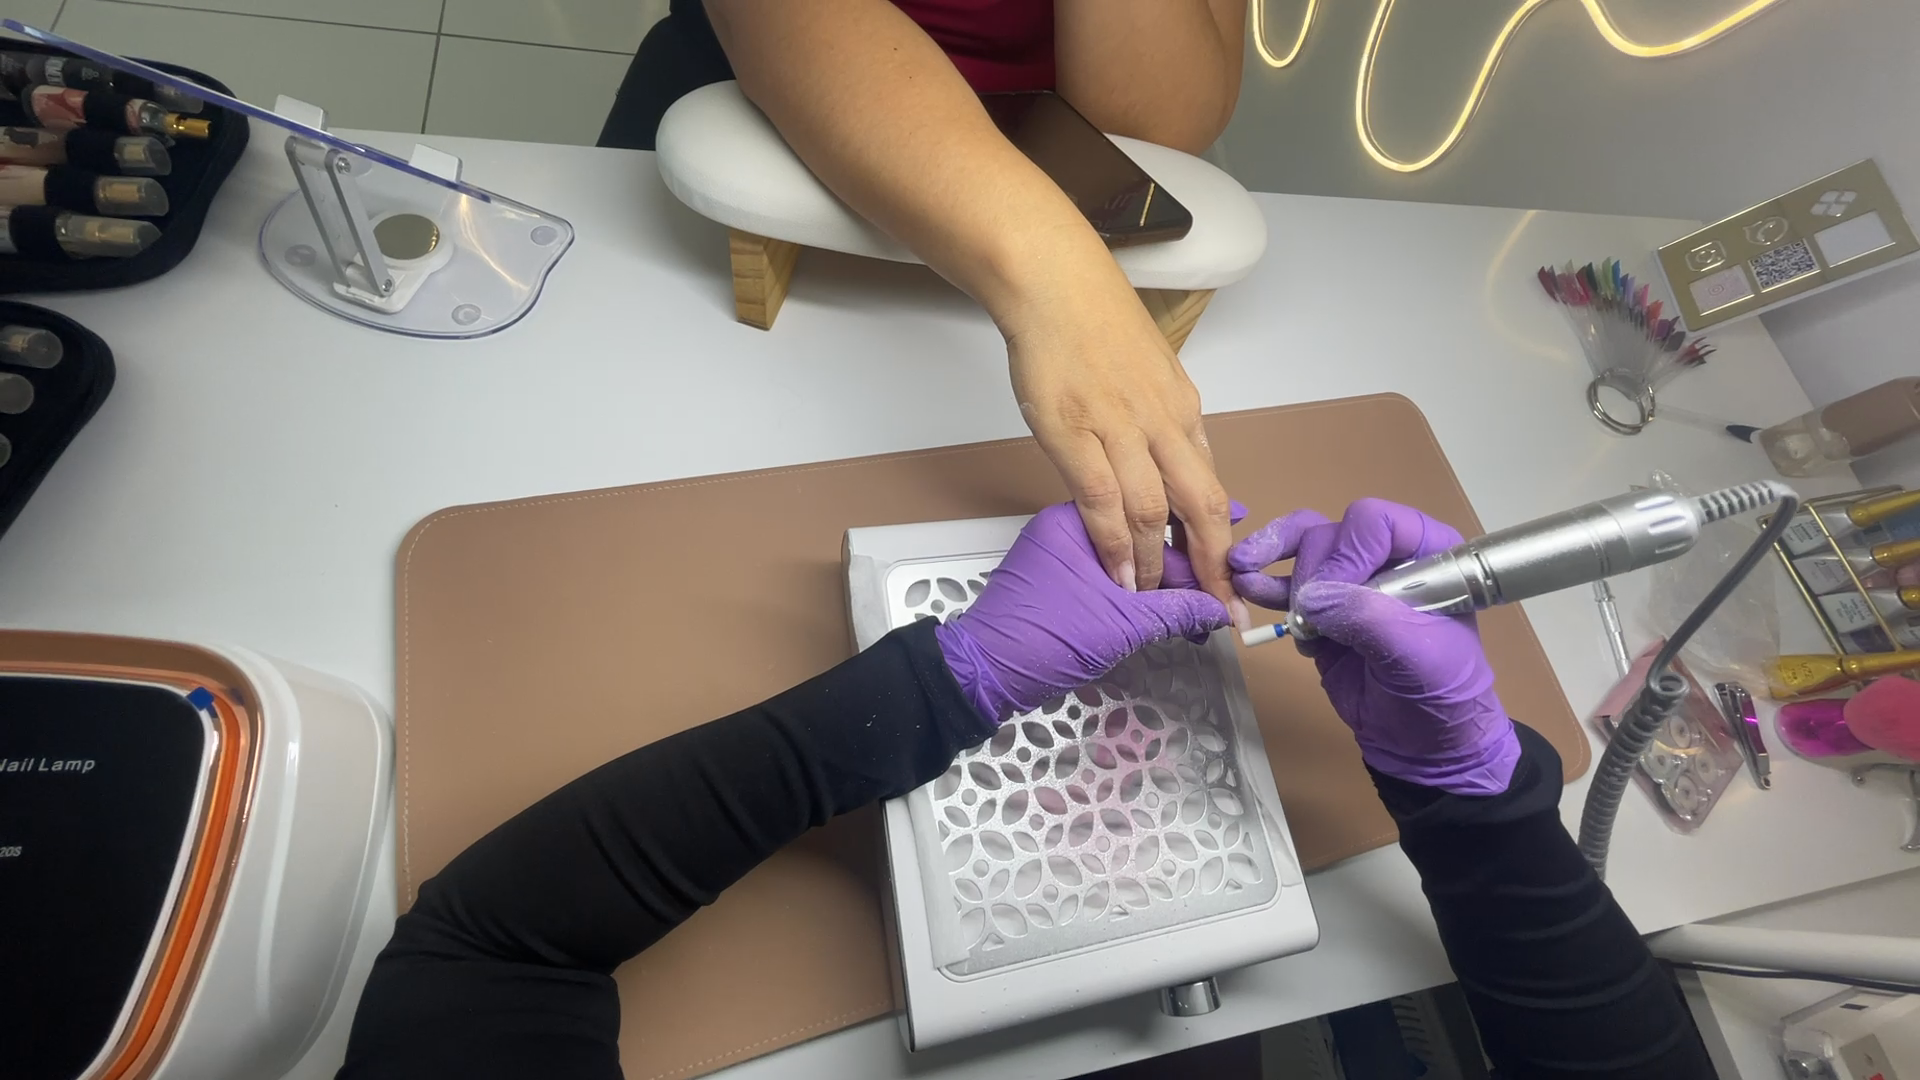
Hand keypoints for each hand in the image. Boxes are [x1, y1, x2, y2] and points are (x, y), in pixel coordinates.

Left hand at [935, 502, 1231, 723]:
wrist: (985, 675)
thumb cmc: (1046, 638)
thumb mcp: (1120, 624)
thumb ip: (1176, 610)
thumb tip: (1222, 609)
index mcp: (1076, 518)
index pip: (1150, 521)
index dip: (1197, 543)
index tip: (1235, 546)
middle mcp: (1070, 526)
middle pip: (1143, 539)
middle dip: (1186, 569)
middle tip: (1229, 588)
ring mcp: (1065, 554)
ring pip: (1131, 561)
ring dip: (1167, 585)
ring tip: (1209, 607)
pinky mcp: (1063, 581)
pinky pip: (1114, 577)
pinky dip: (1143, 595)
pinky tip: (1176, 610)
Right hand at [1000, 283, 1234, 611]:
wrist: (1055, 287)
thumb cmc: (1095, 328)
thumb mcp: (1147, 377)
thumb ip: (1159, 427)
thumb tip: (1165, 473)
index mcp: (1183, 411)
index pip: (1211, 486)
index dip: (1223, 540)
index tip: (1228, 581)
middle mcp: (1164, 424)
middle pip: (1201, 505)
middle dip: (1213, 564)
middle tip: (1217, 609)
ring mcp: (1121, 428)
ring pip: (1153, 510)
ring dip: (1157, 563)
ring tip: (1153, 602)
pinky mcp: (1076, 433)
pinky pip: (1104, 498)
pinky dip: (1115, 542)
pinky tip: (1119, 573)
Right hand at [1229, 499, 1519, 795]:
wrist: (1417, 739)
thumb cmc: (1437, 695)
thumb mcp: (1416, 656)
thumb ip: (1367, 617)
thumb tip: (1310, 597)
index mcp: (1426, 555)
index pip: (1376, 523)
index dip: (1348, 550)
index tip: (1338, 593)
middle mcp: (1385, 557)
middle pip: (1329, 535)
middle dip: (1311, 572)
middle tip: (1309, 615)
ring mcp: (1349, 580)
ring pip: (1301, 548)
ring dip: (1269, 560)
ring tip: (1244, 576)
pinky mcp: (1320, 606)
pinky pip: (1284, 580)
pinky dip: (1263, 585)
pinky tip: (1246, 591)